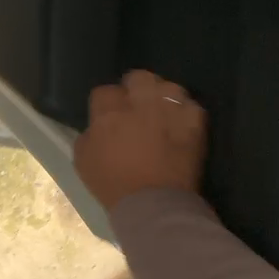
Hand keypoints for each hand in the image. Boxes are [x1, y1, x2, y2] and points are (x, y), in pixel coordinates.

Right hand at [74, 70, 207, 210]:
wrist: (153, 202)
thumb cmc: (111, 181)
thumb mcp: (83, 156)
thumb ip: (91, 132)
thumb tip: (100, 125)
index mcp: (109, 113)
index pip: (104, 91)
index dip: (104, 101)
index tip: (104, 113)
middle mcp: (141, 106)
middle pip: (139, 77)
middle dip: (134, 86)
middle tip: (133, 102)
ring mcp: (170, 114)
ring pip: (169, 87)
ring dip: (162, 95)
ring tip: (159, 108)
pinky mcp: (195, 126)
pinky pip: (192, 106)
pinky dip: (184, 110)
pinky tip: (178, 120)